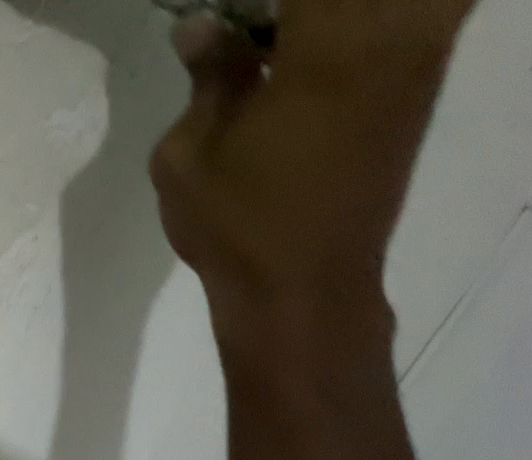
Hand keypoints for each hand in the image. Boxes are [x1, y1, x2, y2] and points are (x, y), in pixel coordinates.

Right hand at [149, 0, 473, 335]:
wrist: (303, 283)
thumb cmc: (234, 223)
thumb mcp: (186, 156)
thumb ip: (207, 81)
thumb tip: (201, 27)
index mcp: (329, 51)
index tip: (220, 11)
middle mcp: (393, 39)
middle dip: (303, 6)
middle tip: (250, 23)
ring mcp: (419, 62)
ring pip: (409, 3)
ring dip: (341, 16)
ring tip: (281, 39)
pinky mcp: (421, 89)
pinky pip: (421, 19)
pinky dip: (372, 23)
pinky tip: (315, 47)